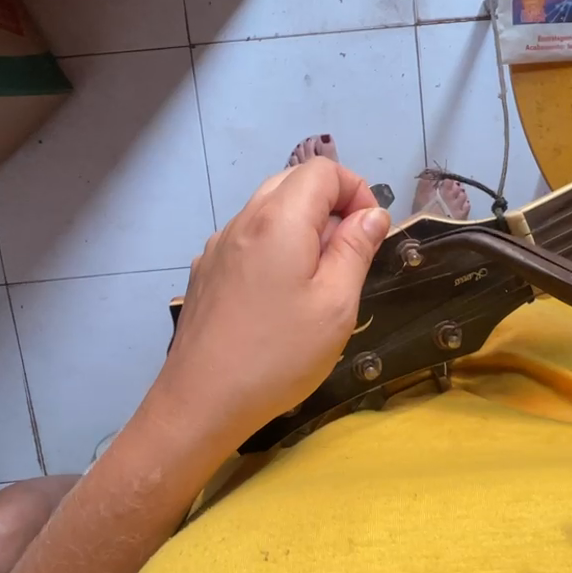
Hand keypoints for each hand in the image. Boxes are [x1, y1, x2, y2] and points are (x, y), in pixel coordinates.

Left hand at [152, 158, 388, 448]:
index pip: (322, 170)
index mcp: (279, 220)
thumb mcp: (336, 304)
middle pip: (292, 182)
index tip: (370, 233)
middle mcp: (243, 220)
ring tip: (317, 278)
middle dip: (329, 204)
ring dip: (301, 226)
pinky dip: (274, 246)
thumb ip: (356, 249)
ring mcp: (218, 246)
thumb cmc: (280, 354)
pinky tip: (278, 296)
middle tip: (348, 254)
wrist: (201, 402)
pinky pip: (248, 238)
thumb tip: (371, 214)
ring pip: (267, 210)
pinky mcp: (205, 272)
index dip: (355, 190)